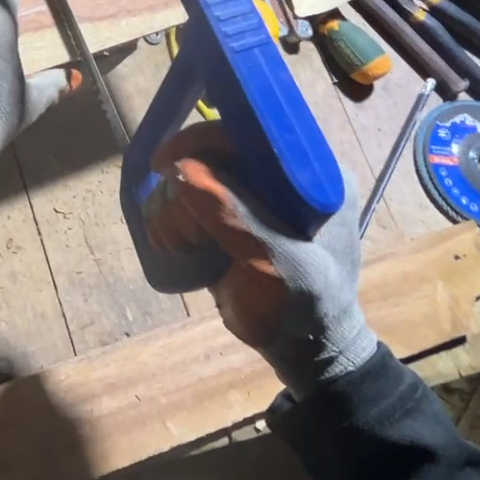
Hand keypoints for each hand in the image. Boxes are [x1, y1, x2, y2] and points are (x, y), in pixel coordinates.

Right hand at [142, 122, 373, 397]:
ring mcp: (250, 194)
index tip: (167, 162)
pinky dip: (167, 219)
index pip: (252, 130)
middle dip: (182, 187)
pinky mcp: (226, 212)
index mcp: (312, 175)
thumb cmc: (302, 307)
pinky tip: (177, 246)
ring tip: (182, 247)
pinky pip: (180, 197)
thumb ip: (235, 217)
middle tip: (178, 229)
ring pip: (186, 176)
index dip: (205, 138)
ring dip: (171, 210)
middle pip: (210, 150)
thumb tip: (181, 172)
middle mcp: (280, 175)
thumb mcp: (275, 264)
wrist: (303, 350)